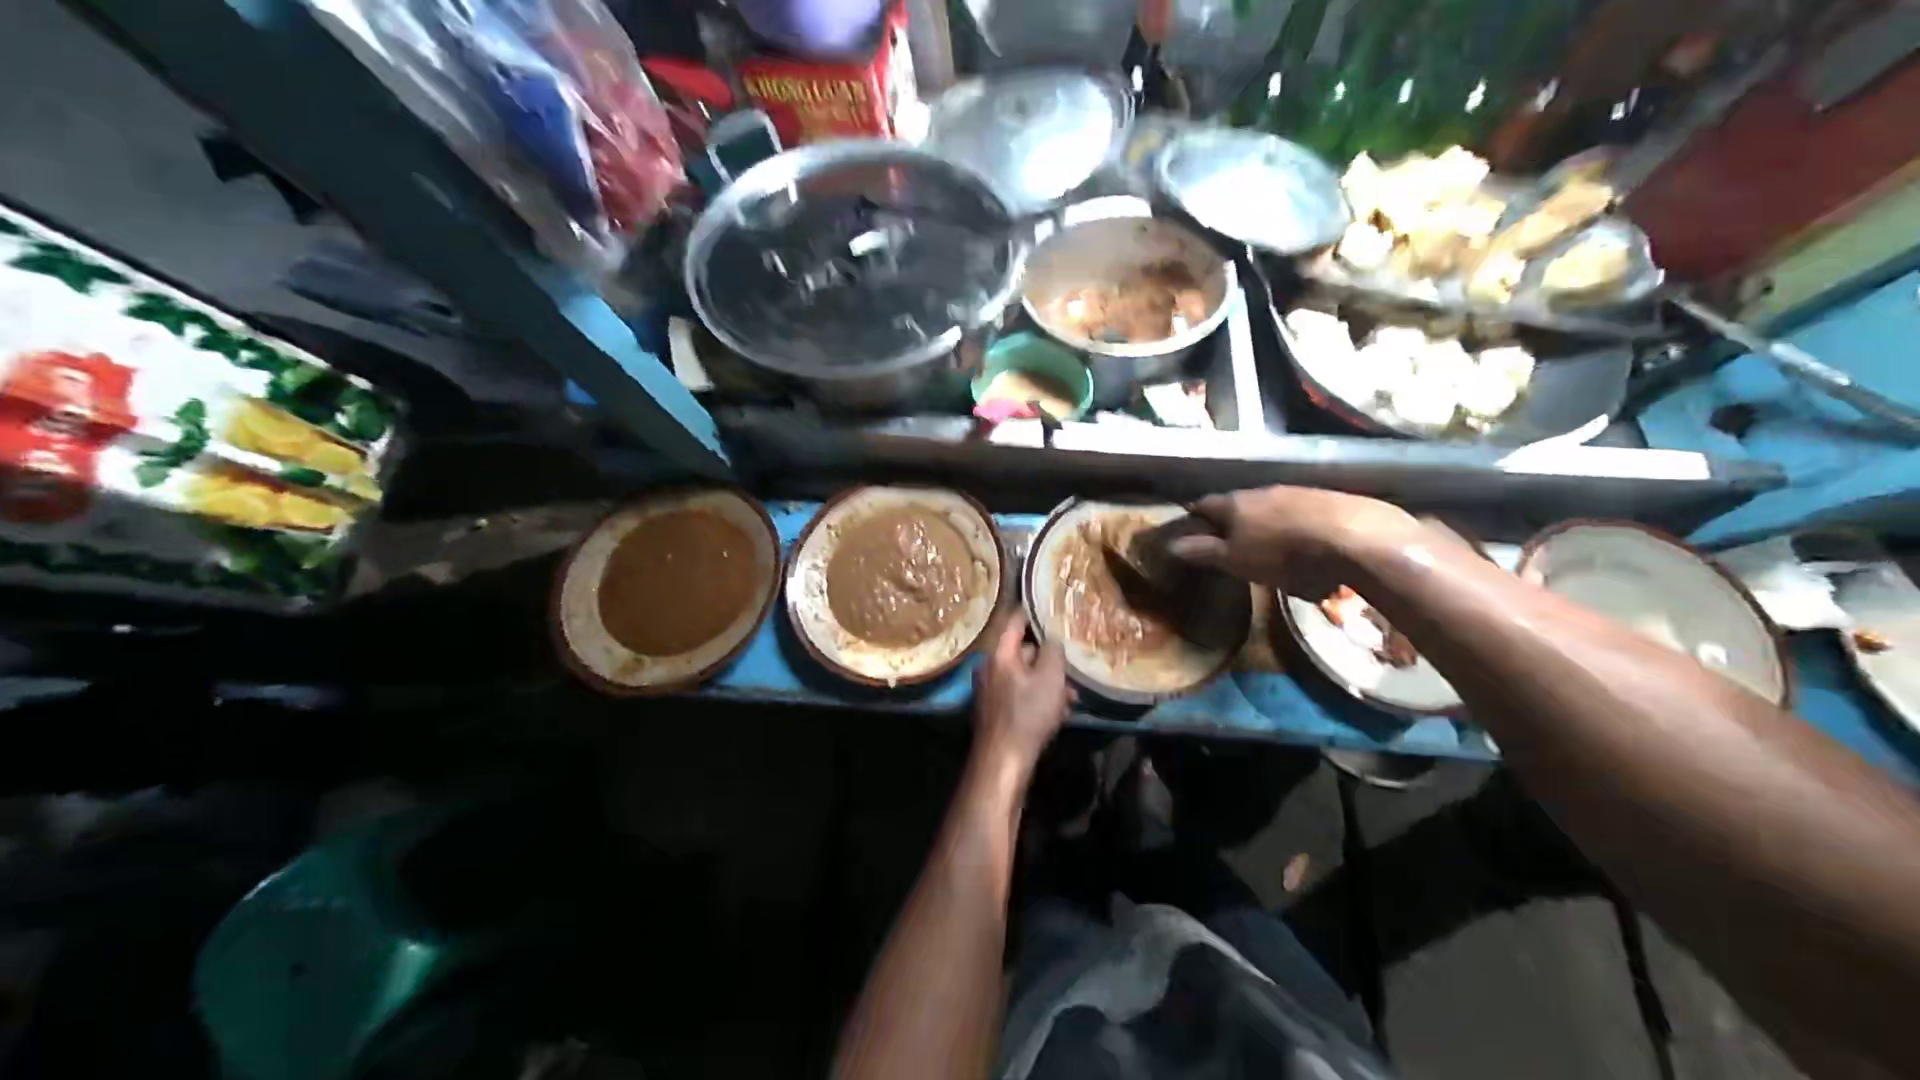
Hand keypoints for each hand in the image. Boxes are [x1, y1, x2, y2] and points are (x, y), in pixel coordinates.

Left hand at [972, 613, 1071, 771]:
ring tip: (1069, 700)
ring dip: (1049, 685)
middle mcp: (990, 668)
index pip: (1014, 621)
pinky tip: (1057, 715)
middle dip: (1049, 662)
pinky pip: (1021, 695)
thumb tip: (1051, 639)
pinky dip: (1038, 700)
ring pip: (1026, 677)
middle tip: (1070, 672)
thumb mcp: (1050, 678)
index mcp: (999, 655)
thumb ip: (1053, 651)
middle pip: (1024, 652)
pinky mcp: (996, 710)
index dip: (1033, 612)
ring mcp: (991, 690)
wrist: (1004, 761)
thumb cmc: (1028, 714)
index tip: (1050, 606)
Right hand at [1167, 485, 1425, 592]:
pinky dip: (1295, 527)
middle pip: (1238, 504)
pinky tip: (1305, 546)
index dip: (1194, 516)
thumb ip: (1203, 551)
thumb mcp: (1236, 560)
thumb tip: (1169, 545)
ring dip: (1266, 524)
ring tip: (1270, 548)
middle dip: (1232, 522)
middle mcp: (1262, 491)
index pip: (1203, 504)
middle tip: (1231, 544)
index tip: (1189, 529)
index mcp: (1234, 503)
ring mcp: (1297, 492)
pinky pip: (1300, 513)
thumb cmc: (1282, 553)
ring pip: (1271, 507)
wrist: (1354, 538)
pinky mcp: (1328, 499)